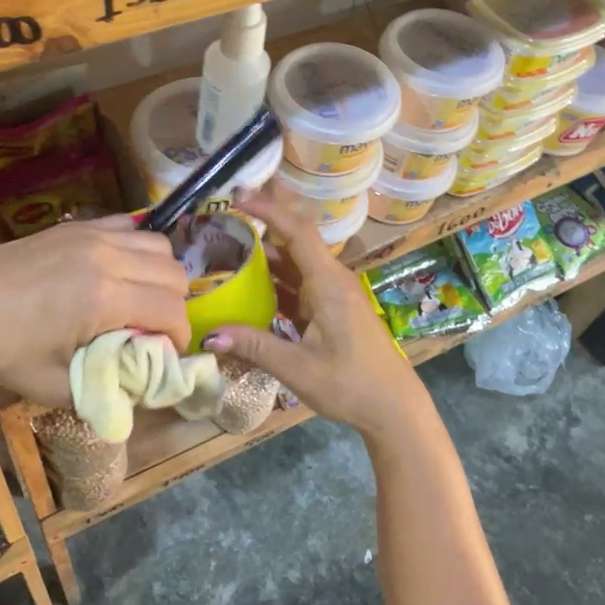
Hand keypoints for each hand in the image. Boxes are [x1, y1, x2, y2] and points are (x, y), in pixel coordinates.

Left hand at [0, 217, 190, 408]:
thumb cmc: (3, 352)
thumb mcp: (56, 387)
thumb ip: (107, 390)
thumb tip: (143, 391)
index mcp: (104, 298)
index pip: (172, 310)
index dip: (179, 337)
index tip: (166, 354)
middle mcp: (106, 258)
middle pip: (174, 273)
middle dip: (175, 306)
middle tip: (153, 329)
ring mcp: (90, 235)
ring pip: (158, 245)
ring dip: (160, 275)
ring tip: (141, 299)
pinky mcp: (74, 226)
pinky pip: (128, 226)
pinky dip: (137, 248)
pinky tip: (120, 270)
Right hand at [202, 189, 432, 440]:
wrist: (394, 408)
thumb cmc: (351, 385)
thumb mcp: (298, 368)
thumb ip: (255, 346)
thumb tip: (210, 335)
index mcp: (329, 284)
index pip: (297, 231)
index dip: (269, 209)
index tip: (238, 197)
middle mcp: (332, 281)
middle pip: (293, 244)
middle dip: (258, 232)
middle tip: (218, 228)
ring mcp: (333, 296)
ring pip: (294, 267)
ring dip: (264, 260)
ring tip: (224, 255)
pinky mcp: (331, 311)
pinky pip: (298, 287)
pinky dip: (273, 284)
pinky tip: (247, 291)